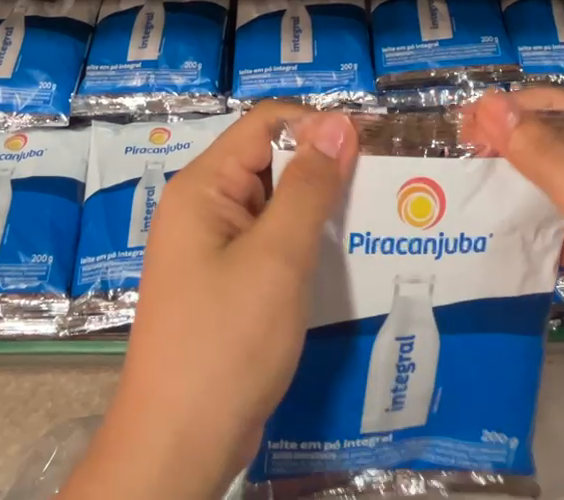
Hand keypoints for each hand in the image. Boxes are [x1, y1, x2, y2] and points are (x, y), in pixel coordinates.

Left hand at [61, 103, 358, 499]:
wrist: (180, 443)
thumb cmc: (227, 342)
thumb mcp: (277, 257)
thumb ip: (309, 186)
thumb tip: (339, 120)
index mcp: (202, 187)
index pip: (264, 124)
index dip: (317, 125)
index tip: (372, 146)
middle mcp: (203, 208)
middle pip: (270, 160)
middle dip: (323, 168)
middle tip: (383, 186)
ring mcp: (212, 248)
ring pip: (274, 204)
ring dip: (319, 208)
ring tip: (375, 218)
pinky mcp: (226, 283)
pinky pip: (270, 243)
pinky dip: (305, 243)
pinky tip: (345, 257)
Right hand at [466, 90, 563, 499]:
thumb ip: (542, 154)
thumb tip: (488, 104)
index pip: (558, 107)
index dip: (511, 108)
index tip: (461, 123)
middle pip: (545, 142)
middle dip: (502, 144)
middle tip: (451, 156)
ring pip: (539, 184)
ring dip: (503, 183)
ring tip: (452, 186)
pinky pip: (541, 224)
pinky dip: (512, 221)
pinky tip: (475, 224)